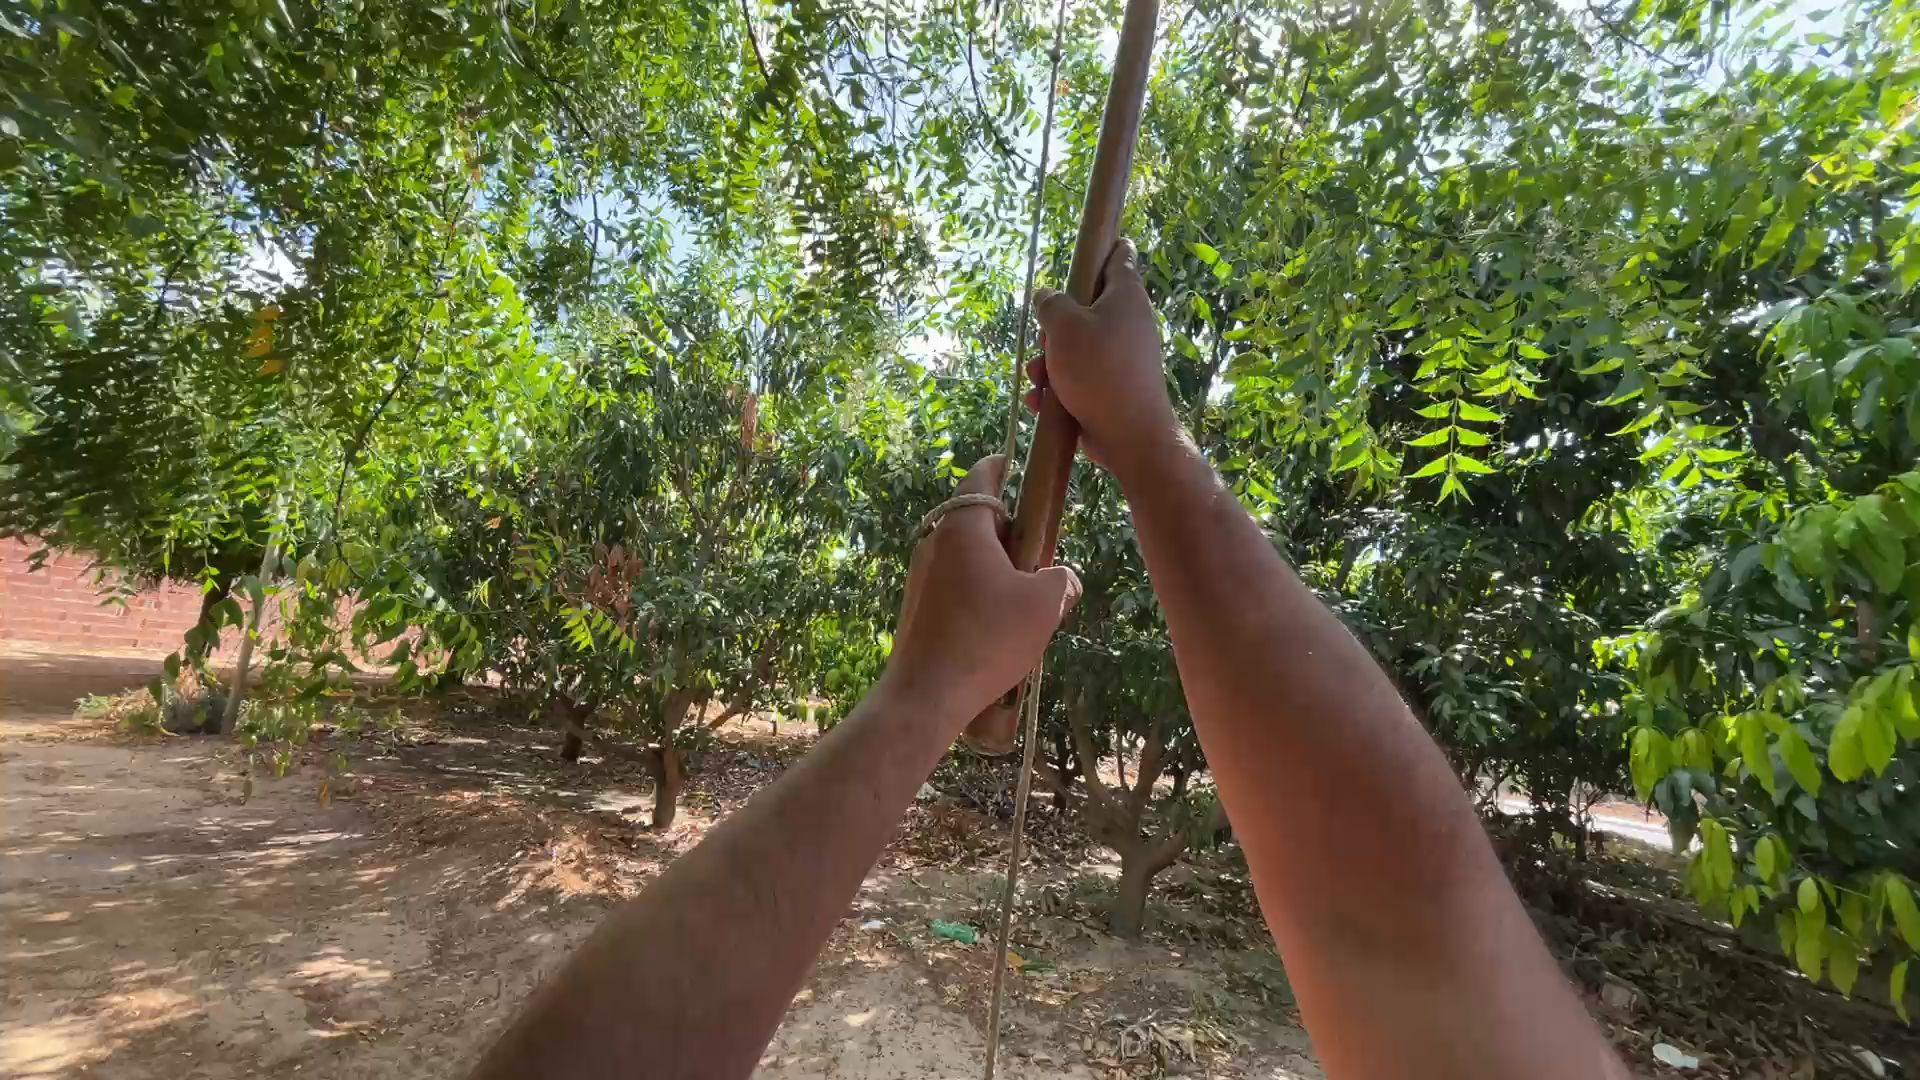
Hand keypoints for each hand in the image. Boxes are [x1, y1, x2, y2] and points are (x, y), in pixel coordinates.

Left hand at [888, 455, 1080, 719]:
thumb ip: (1061, 579)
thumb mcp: (1044, 605)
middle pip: (977, 518)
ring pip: (966, 555)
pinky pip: (954, 583)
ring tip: (1021, 601)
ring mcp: (921, 574)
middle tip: (1037, 557)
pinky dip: (976, 590)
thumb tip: (1061, 577)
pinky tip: (994, 627)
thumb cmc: (988, 637)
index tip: (1013, 462)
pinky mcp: (916, 604)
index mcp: (964, 527)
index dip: (1001, 465)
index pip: (983, 477)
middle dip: (1009, 531)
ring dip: (994, 566)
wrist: (928, 693)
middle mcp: (935, 541)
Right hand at [1025, 238, 1182, 474]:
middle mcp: (1127, 323)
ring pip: (1075, 350)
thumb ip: (1051, 304)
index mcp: (1124, 295)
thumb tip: (1045, 297)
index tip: (1085, 250)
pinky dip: (1058, 390)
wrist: (1127, 433)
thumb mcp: (1064, 326)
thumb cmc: (1098, 369)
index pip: (1120, 256)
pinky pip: (1078, 380)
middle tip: (1045, 340)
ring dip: (1048, 365)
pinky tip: (1042, 404)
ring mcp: (1120, 358)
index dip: (1103, 248)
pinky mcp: (1111, 388)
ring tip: (1038, 381)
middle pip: (1084, 310)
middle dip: (1055, 327)